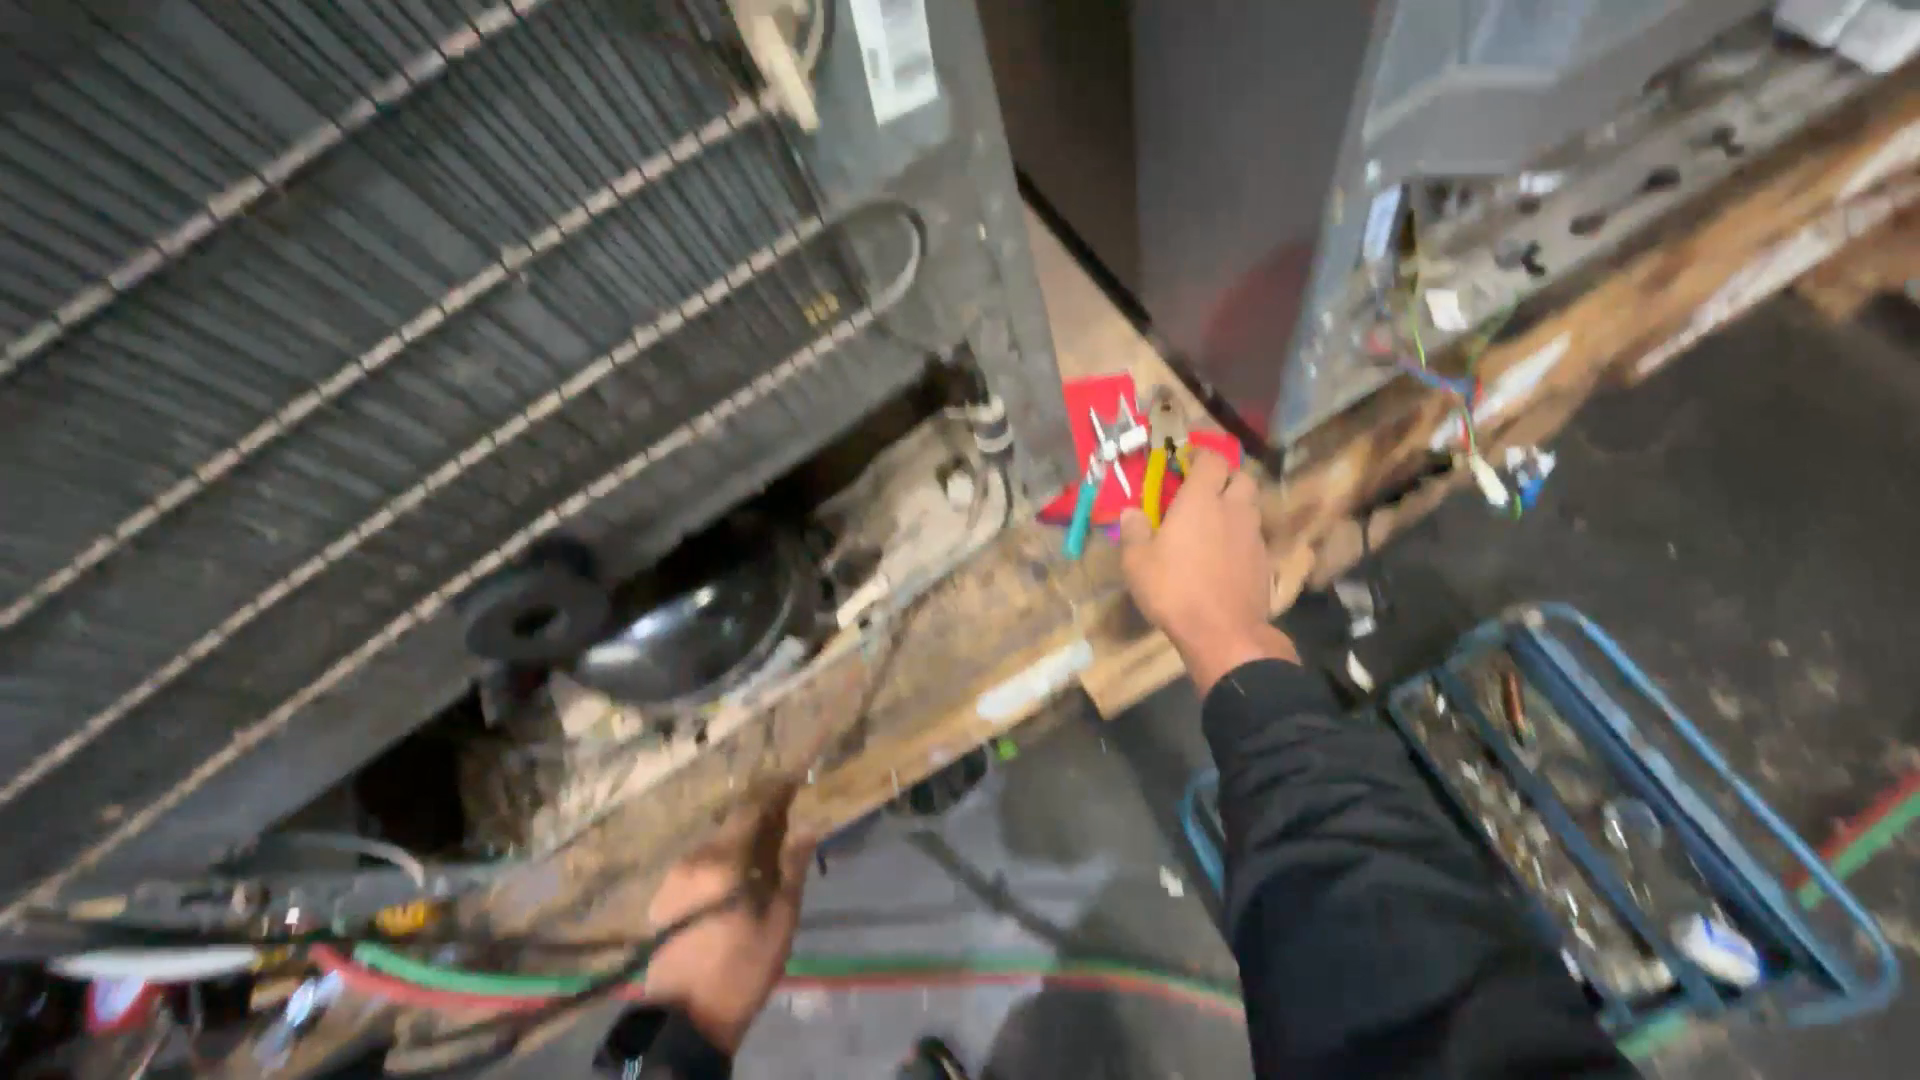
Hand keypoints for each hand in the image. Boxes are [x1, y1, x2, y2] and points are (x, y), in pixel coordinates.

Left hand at [642, 783, 817, 1053]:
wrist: (686, 1017)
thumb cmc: (743, 967)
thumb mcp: (781, 920)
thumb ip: (792, 868)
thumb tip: (808, 827)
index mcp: (724, 859)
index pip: (751, 808)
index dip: (773, 791)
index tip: (793, 780)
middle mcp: (694, 858)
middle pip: (731, 824)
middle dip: (759, 817)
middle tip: (785, 822)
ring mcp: (674, 877)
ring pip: (715, 844)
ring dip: (740, 840)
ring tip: (764, 853)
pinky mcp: (664, 897)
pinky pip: (700, 864)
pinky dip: (722, 861)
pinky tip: (736, 879)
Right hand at [1118, 449, 1309, 692]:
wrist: (1223, 632)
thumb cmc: (1173, 590)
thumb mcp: (1137, 563)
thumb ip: (1134, 531)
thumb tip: (1131, 511)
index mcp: (1201, 500)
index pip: (1213, 460)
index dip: (1202, 455)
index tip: (1187, 462)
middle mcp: (1233, 509)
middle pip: (1241, 477)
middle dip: (1225, 478)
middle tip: (1204, 492)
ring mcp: (1253, 536)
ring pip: (1250, 506)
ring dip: (1235, 507)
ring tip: (1213, 524)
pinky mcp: (1264, 561)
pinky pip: (1253, 536)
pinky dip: (1241, 536)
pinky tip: (1224, 556)